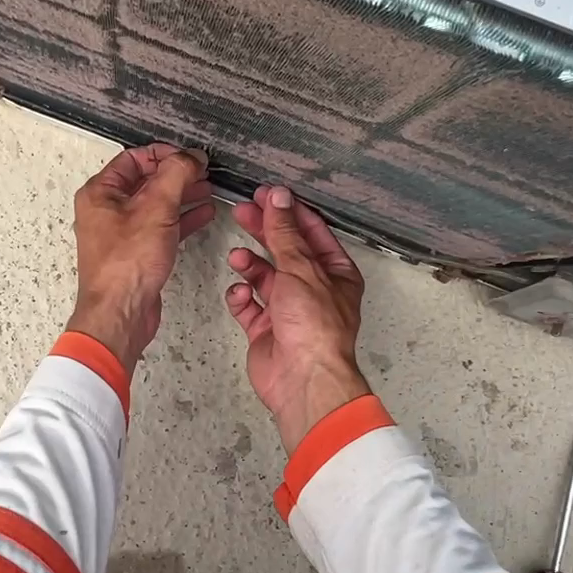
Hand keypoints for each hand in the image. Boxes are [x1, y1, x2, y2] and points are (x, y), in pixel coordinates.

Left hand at [65, 144, 217, 372]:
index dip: (163, 154)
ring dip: (182, 195)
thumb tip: (190, 157)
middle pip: (145, 181)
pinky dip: (181, 219)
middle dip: (176, 174)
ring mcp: (121, 234)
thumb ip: (175, 175)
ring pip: (156, 204)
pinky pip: (161, 227)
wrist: (121, 313)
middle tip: (201, 170)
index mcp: (100, 193)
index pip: (133, 158)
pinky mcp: (136, 254)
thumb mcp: (156, 208)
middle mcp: (106, 211)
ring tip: (207, 187)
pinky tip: (203, 213)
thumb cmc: (124, 268)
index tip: (188, 156)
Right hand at [225, 186, 370, 451]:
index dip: (288, 211)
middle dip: (264, 231)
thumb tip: (278, 199)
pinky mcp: (265, 329)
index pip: (311, 232)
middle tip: (242, 211)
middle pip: (284, 250)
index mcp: (335, 272)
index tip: (266, 194)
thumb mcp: (301, 268)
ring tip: (237, 258)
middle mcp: (313, 289)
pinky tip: (240, 294)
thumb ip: (285, 233)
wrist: (302, 379)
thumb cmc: (315, 327)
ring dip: (250, 264)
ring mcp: (288, 310)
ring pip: (264, 276)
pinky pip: (248, 304)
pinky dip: (241, 297)